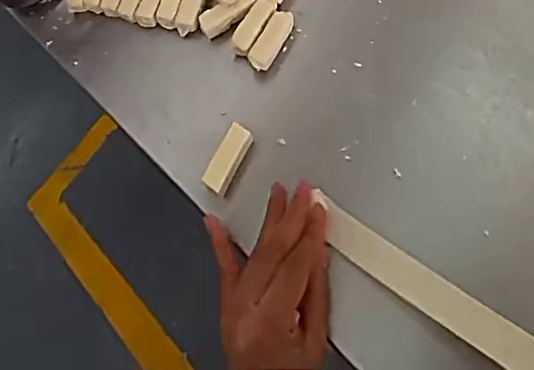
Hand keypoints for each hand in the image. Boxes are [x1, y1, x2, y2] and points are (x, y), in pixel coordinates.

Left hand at [207, 180, 329, 369]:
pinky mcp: (225, 304)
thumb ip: (316, 294)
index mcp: (270, 323)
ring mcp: (232, 306)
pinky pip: (223, 269)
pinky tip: (214, 221)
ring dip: (269, 219)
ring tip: (279, 193)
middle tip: (303, 191)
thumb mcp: (315, 342)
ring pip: (254, 253)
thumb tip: (317, 250)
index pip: (294, 266)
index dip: (310, 234)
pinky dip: (219, 242)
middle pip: (273, 252)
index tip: (319, 210)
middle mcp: (245, 310)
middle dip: (292, 216)